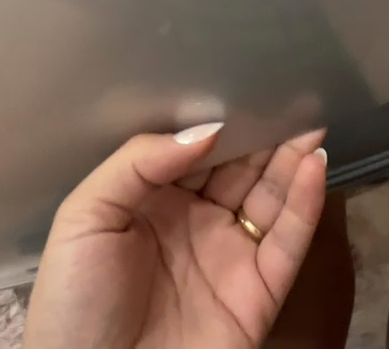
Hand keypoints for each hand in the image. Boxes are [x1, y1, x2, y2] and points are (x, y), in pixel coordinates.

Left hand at [25, 124, 329, 348]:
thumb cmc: (74, 302)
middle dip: (266, 131)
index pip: (200, 149)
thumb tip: (209, 128)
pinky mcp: (258, 291)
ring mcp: (230, 254)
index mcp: (156, 198)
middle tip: (292, 96)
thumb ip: (139, 162)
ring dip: (293, 159)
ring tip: (311, 124)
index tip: (247, 85)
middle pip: (242, 166)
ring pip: (271, 196)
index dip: (224, 119)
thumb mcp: (85, 217)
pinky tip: (314, 167)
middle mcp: (198, 219)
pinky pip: (287, 242)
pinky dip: (306, 204)